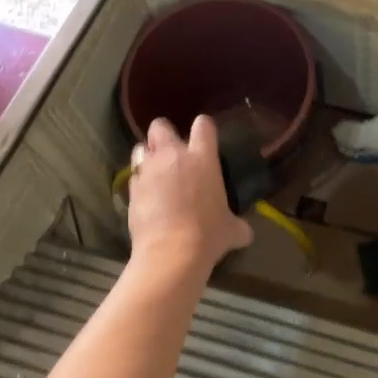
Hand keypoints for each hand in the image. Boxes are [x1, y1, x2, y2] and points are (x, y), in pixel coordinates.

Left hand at [127, 116, 254, 279]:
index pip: (203, 125)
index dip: (204, 129)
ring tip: (154, 172)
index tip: (205, 140)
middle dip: (164, 135)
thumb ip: (237, 225)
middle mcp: (173, 156)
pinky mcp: (132, 189)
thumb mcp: (231, 230)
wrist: (171, 252)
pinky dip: (139, 182)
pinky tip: (146, 196)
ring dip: (147, 156)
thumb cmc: (208, 235)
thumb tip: (245, 233)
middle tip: (172, 153)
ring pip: (140, 148)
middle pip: (160, 126)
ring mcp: (148, 171)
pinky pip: (133, 176)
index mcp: (202, 157)